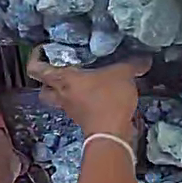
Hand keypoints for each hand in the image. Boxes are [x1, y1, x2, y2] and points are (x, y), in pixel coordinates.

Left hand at [27, 52, 150, 140]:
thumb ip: (132, 63)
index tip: (45, 48)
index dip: (36, 56)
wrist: (112, 134)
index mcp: (63, 80)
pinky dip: (83, 99)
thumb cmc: (109, 99)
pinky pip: (77, 106)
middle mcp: (62, 95)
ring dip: (66, 90)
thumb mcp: (123, 74)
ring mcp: (71, 109)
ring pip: (59, 98)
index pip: (36, 68)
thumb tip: (145, 58)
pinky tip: (98, 91)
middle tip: (61, 68)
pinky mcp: (83, 118)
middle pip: (43, 88)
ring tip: (82, 79)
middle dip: (48, 80)